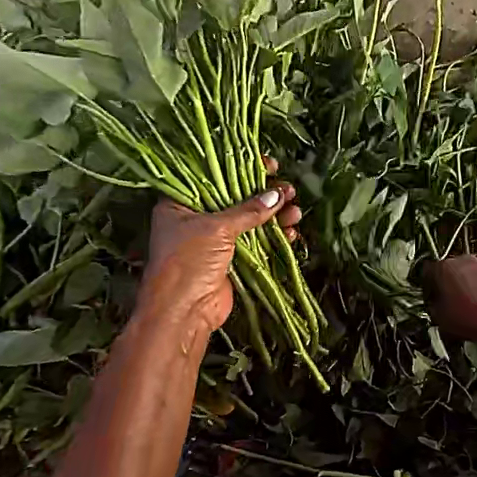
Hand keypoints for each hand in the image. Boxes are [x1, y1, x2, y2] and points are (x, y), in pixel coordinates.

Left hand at [137, 177, 301, 334]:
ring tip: (295, 211)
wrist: (184, 311)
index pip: (214, 175)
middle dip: (265, 194)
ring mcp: (215, 240)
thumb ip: (248, 210)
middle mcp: (197, 218)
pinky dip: (273, 237)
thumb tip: (276, 195)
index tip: (268, 165)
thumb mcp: (216, 228)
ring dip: (274, 216)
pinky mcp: (230, 259)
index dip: (241, 167)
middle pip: (237, 198)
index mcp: (181, 203)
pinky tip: (290, 232)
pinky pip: (256, 242)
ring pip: (250, 221)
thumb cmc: (188, 261)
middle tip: (288, 189)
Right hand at [427, 256, 476, 341]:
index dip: (427, 286)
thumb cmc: (471, 318)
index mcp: (444, 267)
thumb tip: (435, 306)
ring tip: (469, 307)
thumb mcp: (440, 318)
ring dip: (467, 285)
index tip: (430, 297)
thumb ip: (433, 306)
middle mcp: (464, 260)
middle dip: (448, 284)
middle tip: (449, 303)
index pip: (428, 271)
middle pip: (450, 270)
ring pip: (470, 273)